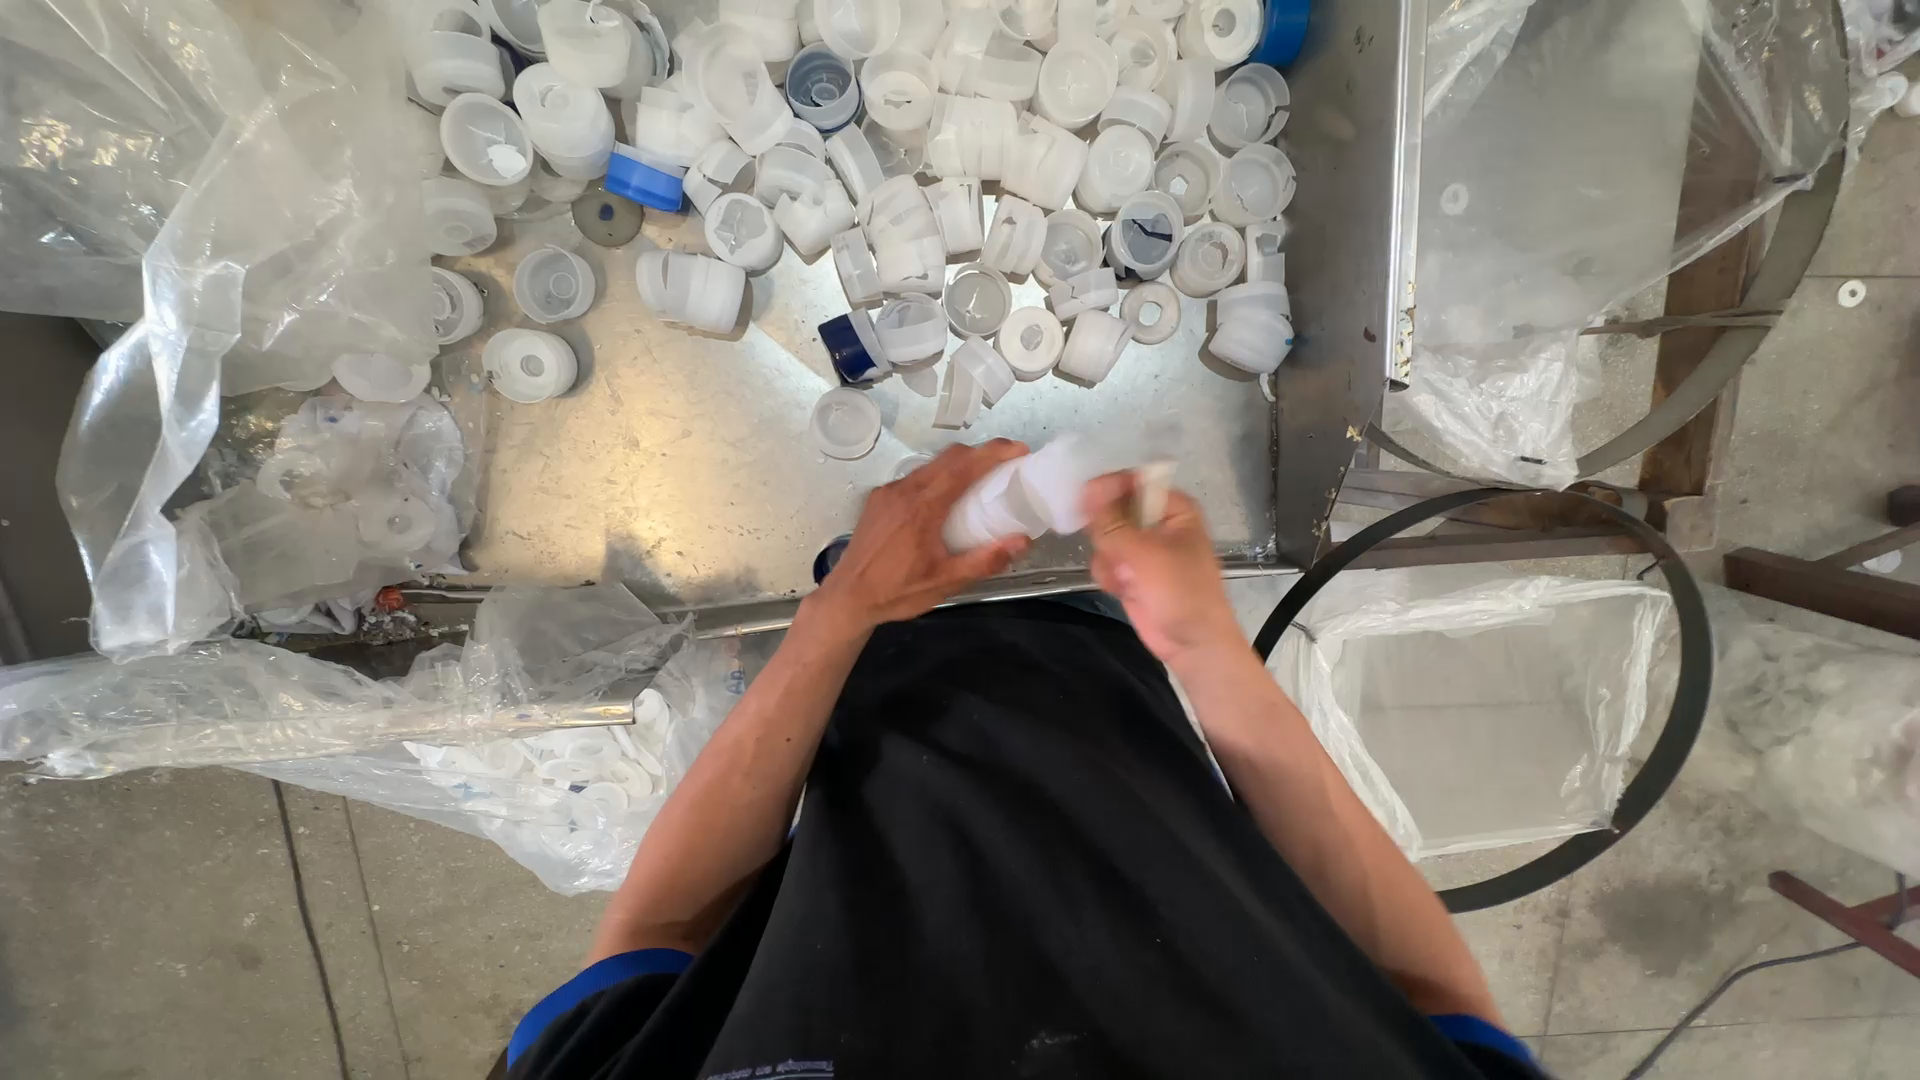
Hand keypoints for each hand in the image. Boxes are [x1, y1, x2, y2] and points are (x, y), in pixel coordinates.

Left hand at [808, 440, 1032, 632]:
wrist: (847, 598)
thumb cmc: (896, 592)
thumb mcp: (945, 582)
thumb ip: (985, 560)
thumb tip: (1023, 541)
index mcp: (922, 507)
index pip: (962, 467)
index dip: (993, 453)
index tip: (1018, 451)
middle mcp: (903, 491)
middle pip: (948, 457)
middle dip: (980, 454)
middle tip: (1007, 464)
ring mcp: (888, 493)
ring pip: (930, 465)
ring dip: (959, 464)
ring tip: (982, 479)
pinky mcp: (879, 499)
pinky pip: (915, 478)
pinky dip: (938, 477)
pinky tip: (947, 498)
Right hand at [1082, 471, 1245, 666]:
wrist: (1192, 643)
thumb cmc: (1182, 592)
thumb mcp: (1146, 553)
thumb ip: (1112, 522)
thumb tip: (1086, 488)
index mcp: (1172, 508)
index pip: (1132, 482)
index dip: (1108, 489)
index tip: (1086, 503)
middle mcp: (1156, 523)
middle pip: (1112, 509)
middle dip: (1107, 534)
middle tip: (1114, 551)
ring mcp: (1141, 548)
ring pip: (1103, 537)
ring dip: (1107, 558)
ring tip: (1124, 576)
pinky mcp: (1129, 571)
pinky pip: (1104, 561)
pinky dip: (1108, 575)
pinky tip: (1121, 589)